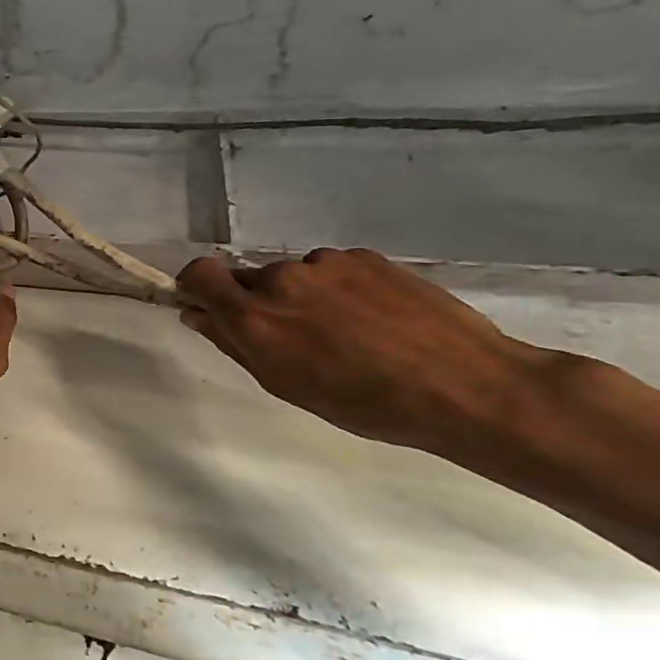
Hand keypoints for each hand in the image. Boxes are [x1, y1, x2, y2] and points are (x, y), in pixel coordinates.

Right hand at [176, 249, 568, 463]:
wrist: (463, 385)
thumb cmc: (366, 404)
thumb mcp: (287, 385)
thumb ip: (234, 344)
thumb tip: (197, 313)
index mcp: (256, 317)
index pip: (200, 274)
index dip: (195, 285)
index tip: (206, 304)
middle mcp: (282, 279)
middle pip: (250, 279)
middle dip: (260, 303)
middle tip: (296, 340)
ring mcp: (325, 262)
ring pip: (294, 275)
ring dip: (303, 297)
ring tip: (347, 334)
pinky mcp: (363, 255)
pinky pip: (331, 269)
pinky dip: (339, 289)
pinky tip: (374, 319)